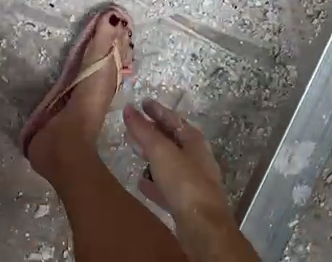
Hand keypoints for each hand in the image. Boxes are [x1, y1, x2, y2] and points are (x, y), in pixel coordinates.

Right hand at [124, 99, 260, 261]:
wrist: (203, 228)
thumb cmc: (184, 182)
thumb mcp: (160, 151)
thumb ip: (143, 130)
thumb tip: (128, 109)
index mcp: (194, 141)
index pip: (173, 118)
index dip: (157, 110)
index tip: (142, 103)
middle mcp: (196, 159)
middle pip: (171, 140)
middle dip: (152, 133)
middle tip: (133, 127)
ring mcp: (193, 182)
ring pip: (168, 163)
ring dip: (152, 156)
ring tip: (134, 151)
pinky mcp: (187, 204)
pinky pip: (167, 187)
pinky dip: (154, 182)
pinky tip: (141, 182)